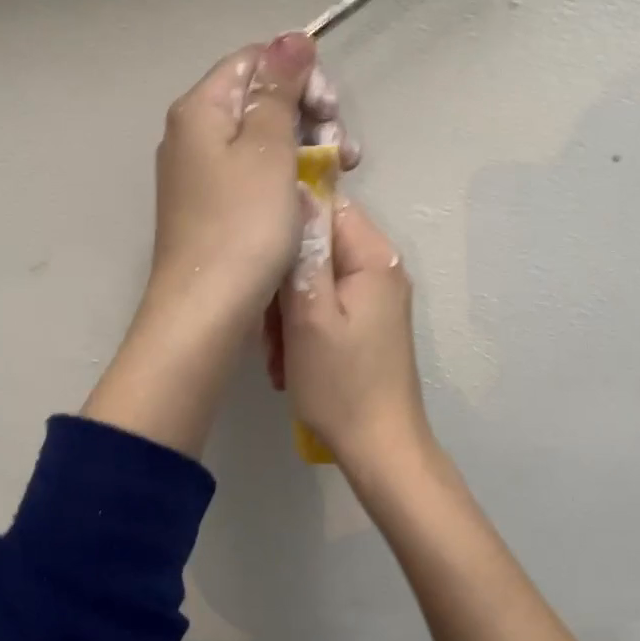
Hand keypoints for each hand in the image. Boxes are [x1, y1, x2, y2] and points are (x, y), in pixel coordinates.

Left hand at [144, 32, 320, 325]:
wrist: (206, 311)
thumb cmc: (242, 226)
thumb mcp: (269, 148)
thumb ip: (280, 89)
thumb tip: (292, 37)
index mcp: (200, 109)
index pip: (256, 62)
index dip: (300, 78)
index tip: (331, 112)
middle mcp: (192, 136)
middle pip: (259, 102)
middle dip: (309, 117)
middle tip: (343, 152)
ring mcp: (199, 178)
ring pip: (261, 144)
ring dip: (305, 152)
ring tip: (338, 178)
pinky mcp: (211, 212)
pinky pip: (253, 180)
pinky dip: (285, 183)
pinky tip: (310, 203)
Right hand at [274, 199, 428, 463]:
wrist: (379, 447)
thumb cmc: (340, 383)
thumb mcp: (309, 314)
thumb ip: (304, 252)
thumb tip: (297, 194)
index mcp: (374, 259)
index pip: (327, 209)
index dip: (287, 226)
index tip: (258, 260)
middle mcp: (381, 271)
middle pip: (318, 248)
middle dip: (282, 284)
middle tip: (264, 329)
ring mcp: (376, 301)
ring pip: (315, 283)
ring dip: (286, 315)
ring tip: (275, 356)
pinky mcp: (368, 327)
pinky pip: (325, 309)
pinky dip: (302, 332)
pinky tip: (287, 366)